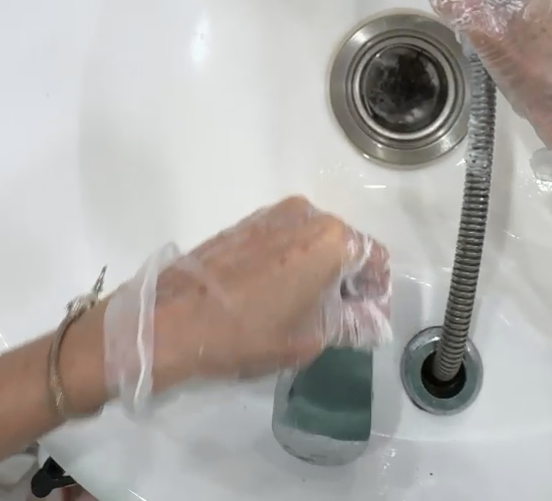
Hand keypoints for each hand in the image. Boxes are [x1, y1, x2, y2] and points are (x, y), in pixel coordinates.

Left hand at [102, 197, 391, 410]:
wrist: (174, 318)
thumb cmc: (249, 331)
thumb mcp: (311, 337)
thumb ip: (353, 323)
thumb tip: (373, 320)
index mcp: (330, 238)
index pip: (374, 258)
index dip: (377, 292)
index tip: (368, 320)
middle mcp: (307, 214)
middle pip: (345, 245)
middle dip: (350, 280)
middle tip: (341, 320)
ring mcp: (274, 214)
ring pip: (315, 240)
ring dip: (320, 270)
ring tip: (307, 311)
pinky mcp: (249, 222)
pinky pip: (288, 239)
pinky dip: (294, 262)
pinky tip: (279, 295)